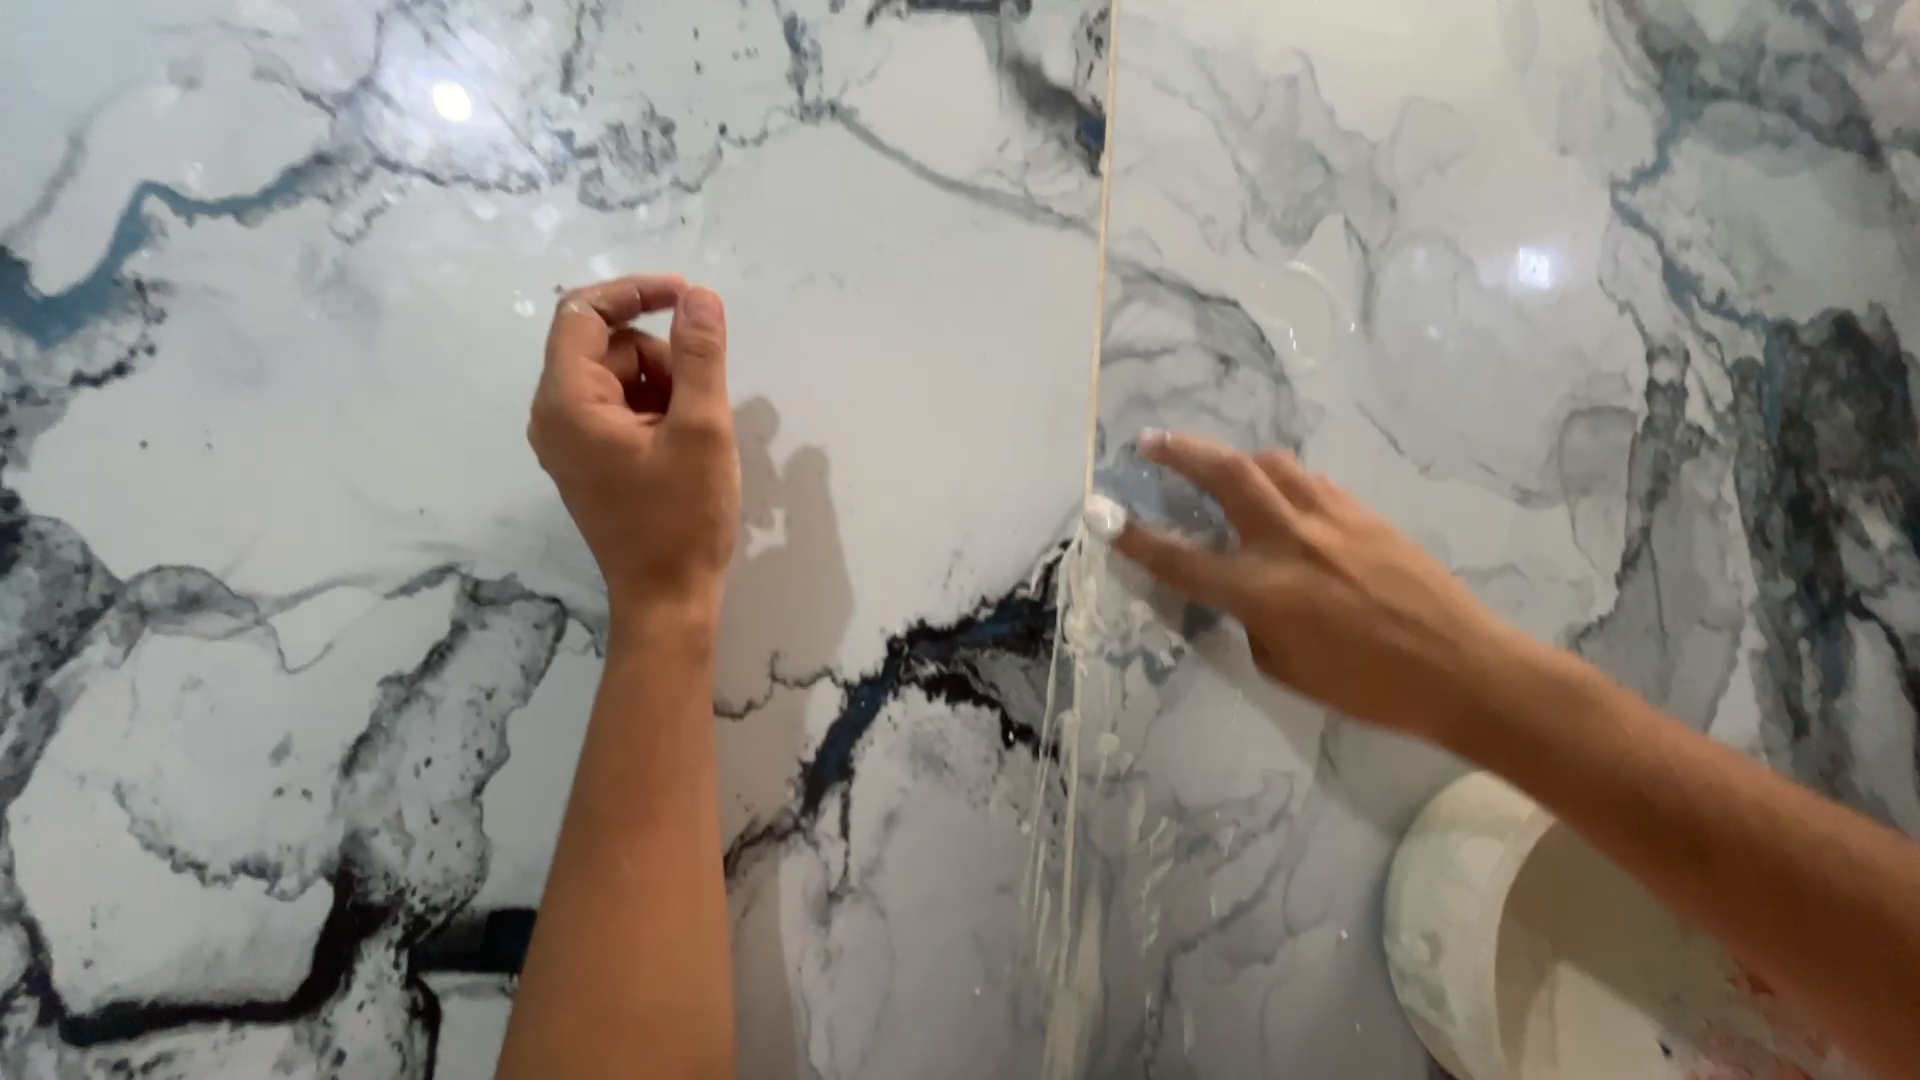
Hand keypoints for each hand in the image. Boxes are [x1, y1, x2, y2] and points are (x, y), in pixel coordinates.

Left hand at [529, 275, 738, 617]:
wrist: (668, 597)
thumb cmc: (683, 517)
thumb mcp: (702, 429)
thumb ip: (700, 356)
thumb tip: (700, 298)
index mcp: (568, 402)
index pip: (584, 313)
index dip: (637, 293)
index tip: (690, 299)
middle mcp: (555, 415)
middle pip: (608, 348)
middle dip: (662, 359)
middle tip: (701, 405)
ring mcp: (571, 441)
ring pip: (620, 379)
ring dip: (665, 389)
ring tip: (695, 436)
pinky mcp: (590, 461)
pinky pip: (622, 411)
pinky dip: (658, 413)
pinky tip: (684, 449)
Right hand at [1111, 431, 1534, 744]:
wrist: (1463, 668)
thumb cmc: (1369, 686)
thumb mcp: (1285, 668)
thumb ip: (1251, 621)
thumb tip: (1242, 590)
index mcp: (1264, 592)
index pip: (1181, 559)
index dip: (1136, 539)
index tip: (1107, 518)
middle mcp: (1290, 542)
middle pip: (1225, 475)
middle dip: (1180, 451)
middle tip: (1150, 441)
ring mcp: (1331, 519)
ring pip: (1271, 464)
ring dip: (1233, 458)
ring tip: (1217, 465)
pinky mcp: (1363, 513)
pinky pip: (1308, 480)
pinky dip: (1280, 477)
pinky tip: (1278, 494)